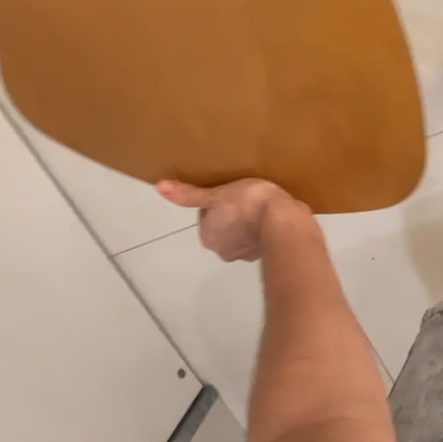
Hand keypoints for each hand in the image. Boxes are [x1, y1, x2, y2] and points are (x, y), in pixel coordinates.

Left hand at [156, 178, 301, 262]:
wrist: (283, 220)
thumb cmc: (246, 203)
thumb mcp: (216, 193)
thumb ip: (189, 194)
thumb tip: (159, 187)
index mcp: (208, 237)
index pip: (207, 217)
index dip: (217, 202)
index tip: (229, 193)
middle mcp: (224, 251)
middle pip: (224, 227)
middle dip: (232, 215)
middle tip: (245, 198)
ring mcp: (247, 254)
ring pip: (243, 234)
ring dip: (249, 223)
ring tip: (260, 206)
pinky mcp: (267, 252)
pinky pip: (261, 238)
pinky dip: (264, 229)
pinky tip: (273, 216)